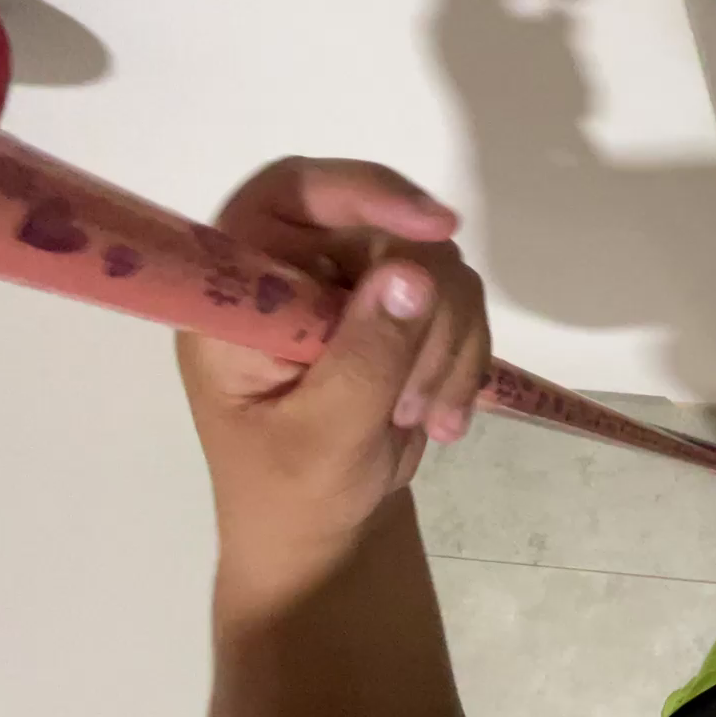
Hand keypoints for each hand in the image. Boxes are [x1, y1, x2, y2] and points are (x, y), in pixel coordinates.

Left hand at [176, 157, 489, 623]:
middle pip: (395, 237)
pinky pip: (465, 308)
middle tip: (417, 399)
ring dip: (452, 351)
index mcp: (247, 288)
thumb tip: (415, 274)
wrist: (330, 524)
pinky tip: (445, 415)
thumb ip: (366, 357)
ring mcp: (360, 295)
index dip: (364, 192)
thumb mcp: (324, 436)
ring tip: (426, 417)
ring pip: (445, 275)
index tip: (436, 228)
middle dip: (427, 320)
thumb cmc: (293, 491)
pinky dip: (468, 362)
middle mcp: (305, 274)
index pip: (296, 194)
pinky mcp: (406, 318)